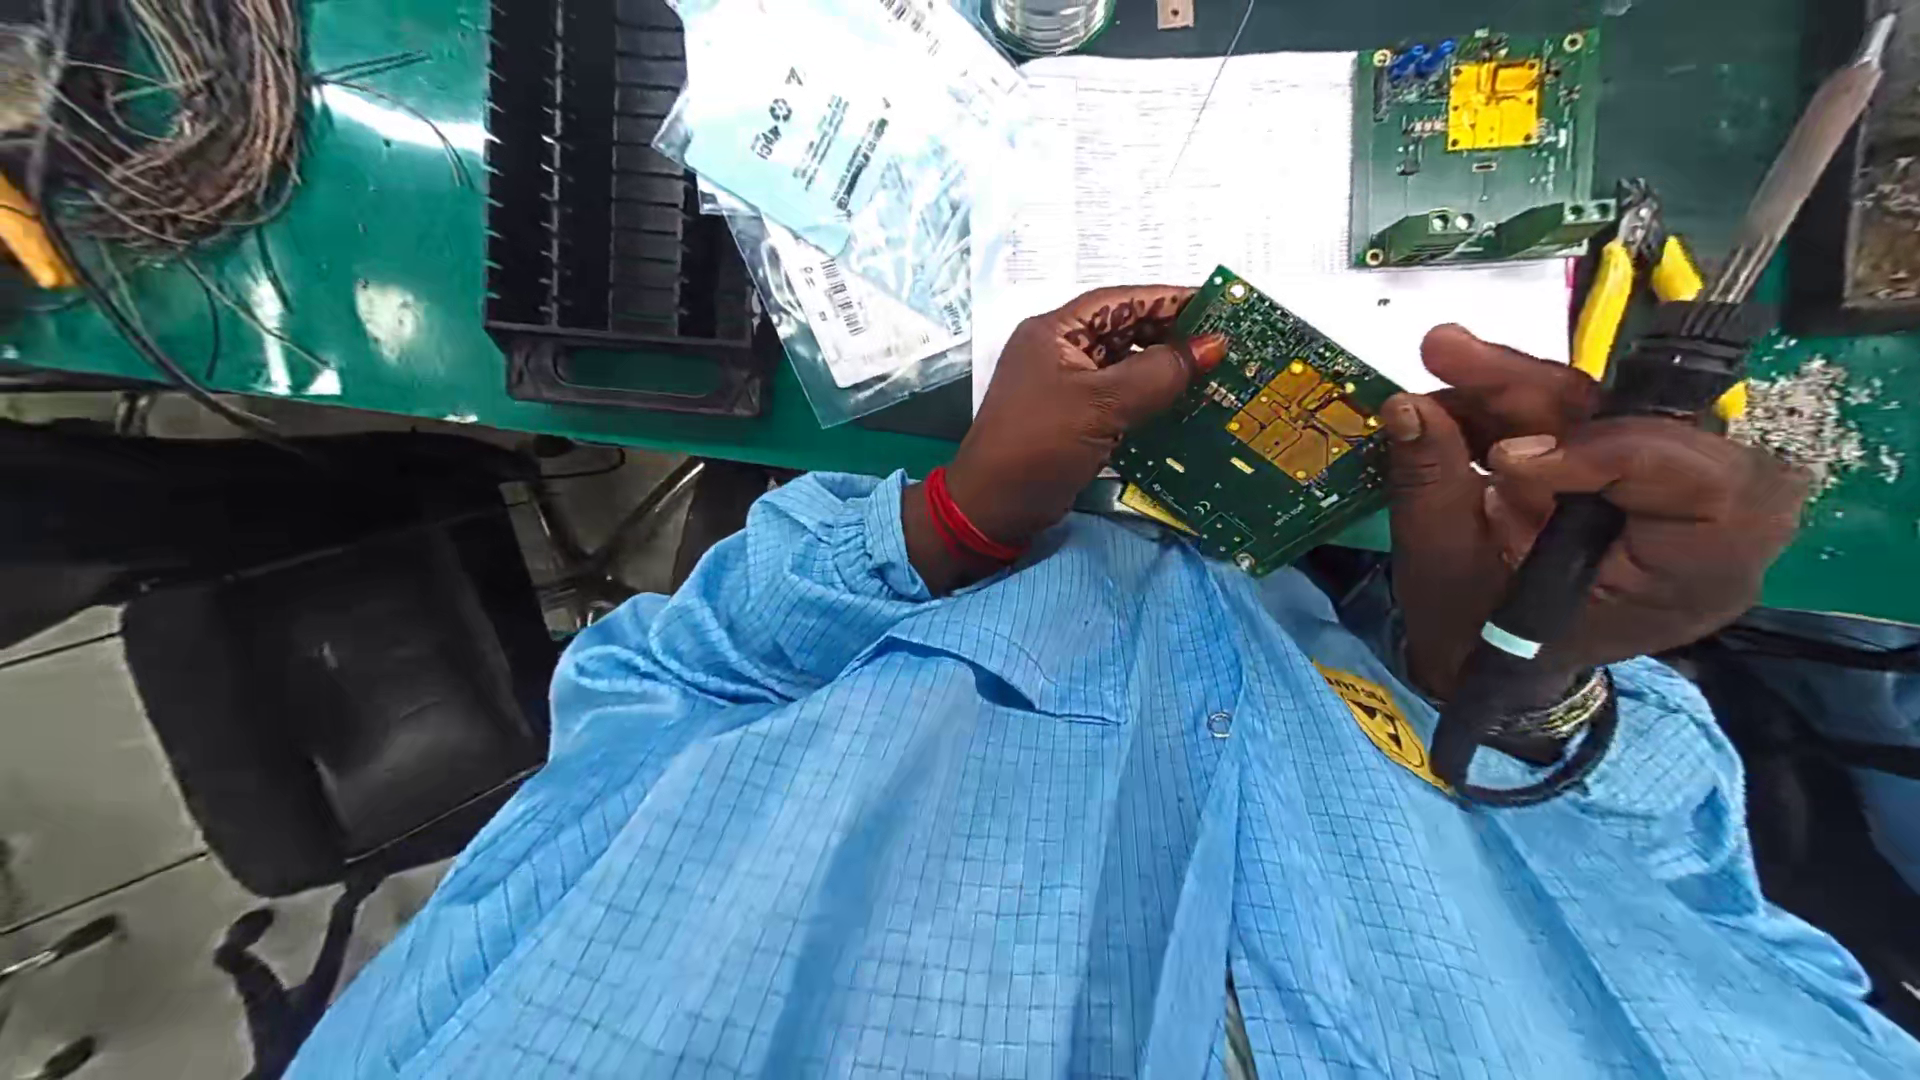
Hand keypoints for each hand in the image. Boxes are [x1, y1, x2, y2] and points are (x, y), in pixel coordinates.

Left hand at [904, 286, 1228, 591]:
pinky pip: (1117, 400)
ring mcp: (1064, 387)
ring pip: (1123, 368)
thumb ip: (1158, 372)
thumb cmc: (1039, 446)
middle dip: (1171, 339)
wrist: (993, 509)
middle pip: (1124, 332)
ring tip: (1212, 376)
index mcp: (1054, 332)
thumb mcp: (1101, 405)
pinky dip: (1147, 402)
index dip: (1171, 301)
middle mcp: (1058, 352)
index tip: (1220, 308)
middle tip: (1223, 348)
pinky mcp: (1072, 420)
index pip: (1122, 301)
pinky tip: (1182, 408)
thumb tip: (1214, 345)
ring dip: (1163, 373)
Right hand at [1384, 325, 1808, 702]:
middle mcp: (1700, 525)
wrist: (1480, 659)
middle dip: (1536, 387)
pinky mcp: (1613, 476)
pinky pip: (1570, 421)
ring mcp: (1656, 494)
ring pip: (1601, 410)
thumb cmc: (1470, 633)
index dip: (1606, 452)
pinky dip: (1505, 406)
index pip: (1696, 480)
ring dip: (1513, 386)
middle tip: (1446, 353)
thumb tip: (1404, 406)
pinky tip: (1450, 396)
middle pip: (1639, 423)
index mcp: (1687, 576)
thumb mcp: (1441, 566)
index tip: (1504, 460)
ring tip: (1439, 362)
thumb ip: (1431, 483)